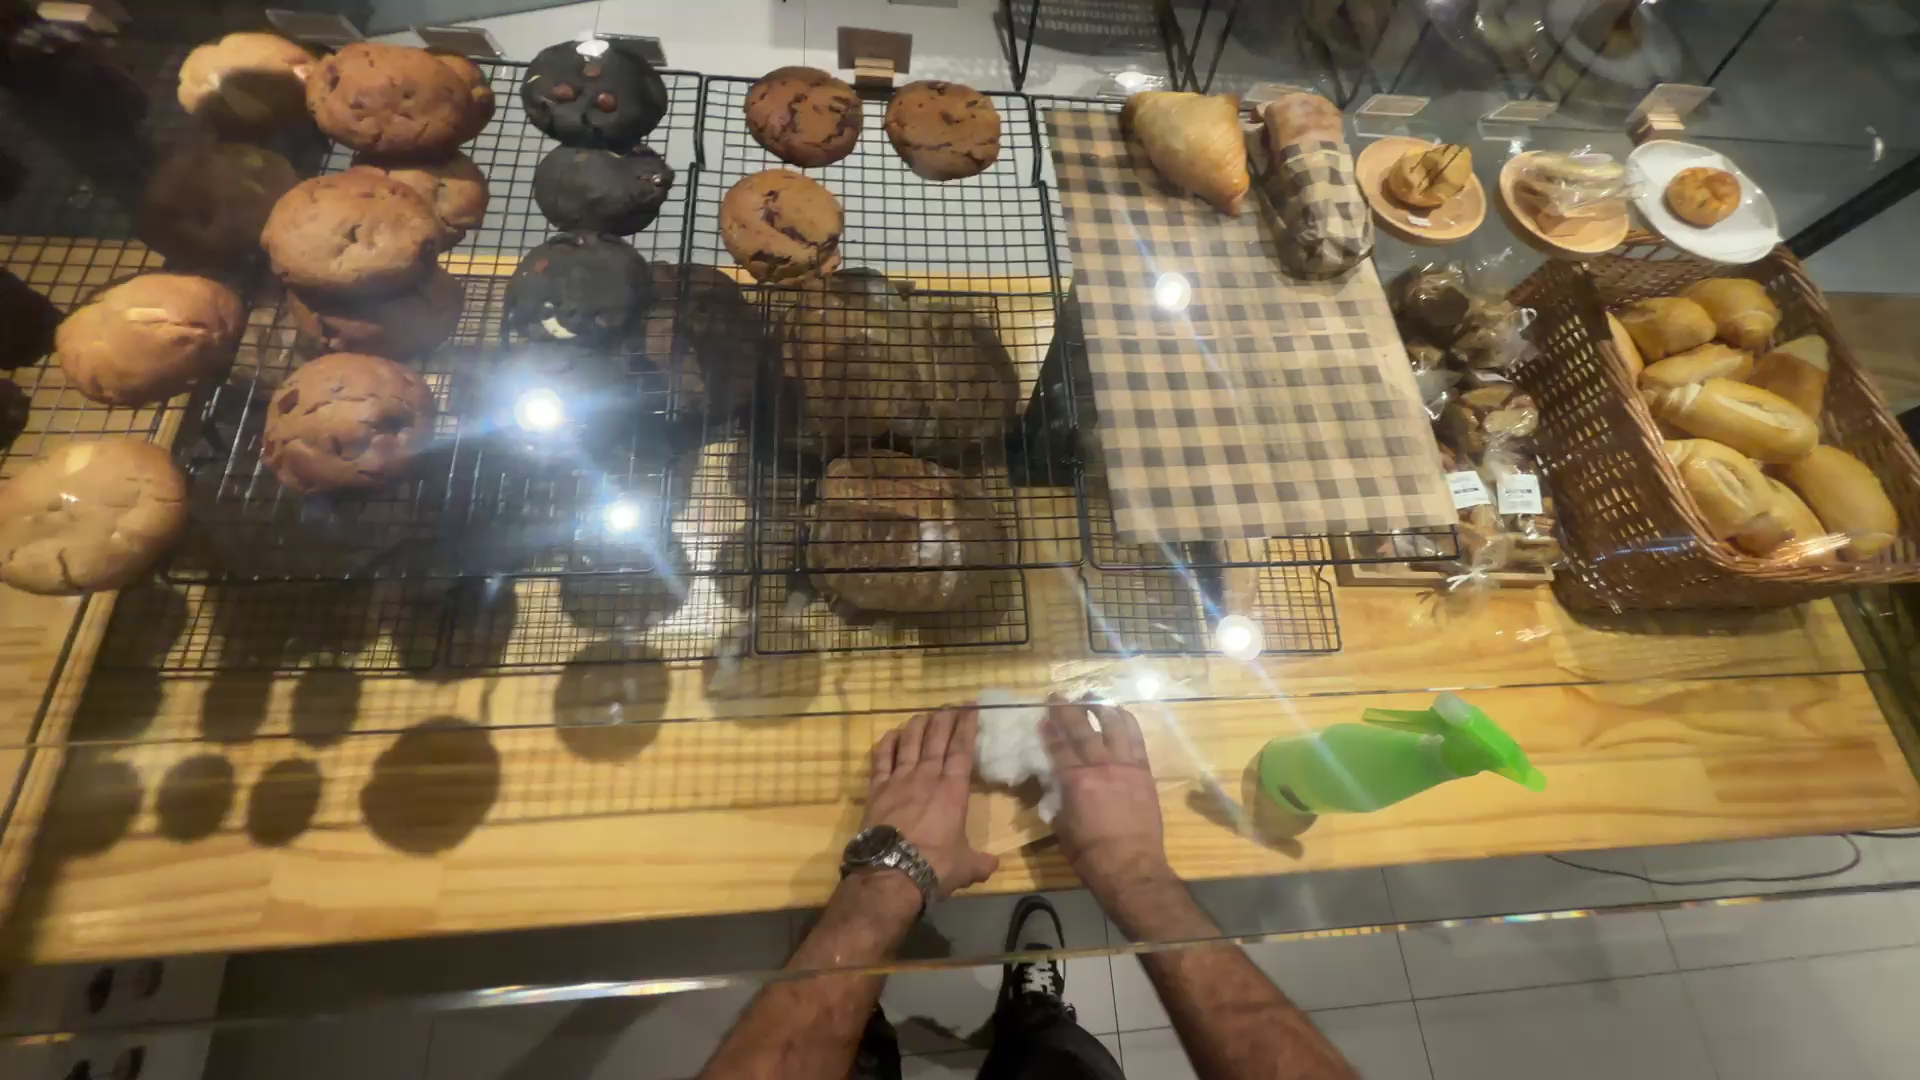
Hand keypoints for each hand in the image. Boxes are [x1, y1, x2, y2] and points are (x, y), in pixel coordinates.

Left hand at [864, 705, 998, 898]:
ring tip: (924, 714)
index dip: (966, 725)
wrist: (891, 873)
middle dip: (944, 718)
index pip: (961, 749)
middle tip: (950, 705)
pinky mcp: (876, 789)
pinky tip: (892, 734)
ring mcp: (899, 780)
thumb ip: (980, 862)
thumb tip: (994, 865)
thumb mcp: (965, 866)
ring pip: (910, 742)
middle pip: (936, 738)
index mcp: (952, 789)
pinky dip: (888, 744)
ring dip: (918, 725)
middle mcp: (927, 776)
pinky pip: (882, 759)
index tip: (971, 708)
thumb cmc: (934, 866)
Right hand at [1042, 697, 1173, 897]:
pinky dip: (1127, 722)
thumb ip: (1057, 799)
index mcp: (1075, 781)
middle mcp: (1100, 766)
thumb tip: (1053, 784)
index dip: (1049, 731)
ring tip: (1091, 697)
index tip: (1042, 718)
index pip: (1058, 747)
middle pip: (1082, 730)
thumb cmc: (1090, 854)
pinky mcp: (1143, 771)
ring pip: (1112, 726)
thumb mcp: (1062, 827)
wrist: (1131, 868)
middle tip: (1058, 696)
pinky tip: (1121, 712)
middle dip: (1067, 711)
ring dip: (1100, 708)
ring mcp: (1124, 766)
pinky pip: (1136, 739)